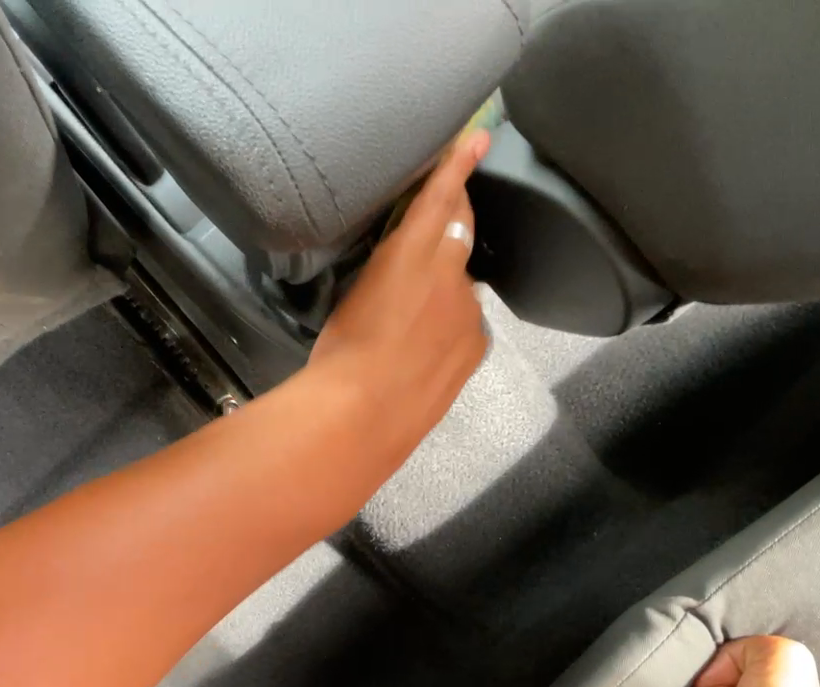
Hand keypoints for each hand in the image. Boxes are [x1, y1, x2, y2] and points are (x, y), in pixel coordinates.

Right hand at [304, 130, 490, 443]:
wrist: (362, 417)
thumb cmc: (339, 356)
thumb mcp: (350, 301)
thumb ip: (383, 278)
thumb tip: (398, 285)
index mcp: (411, 253)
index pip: (440, 199)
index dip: (459, 165)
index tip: (480, 136)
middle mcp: (450, 275)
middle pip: (461, 234)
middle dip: (455, 220)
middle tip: (442, 223)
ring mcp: (469, 315)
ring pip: (462, 291)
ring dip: (445, 293)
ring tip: (413, 326)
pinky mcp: (476, 350)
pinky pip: (466, 328)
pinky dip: (450, 330)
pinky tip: (425, 356)